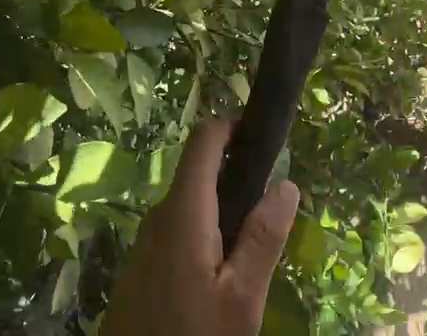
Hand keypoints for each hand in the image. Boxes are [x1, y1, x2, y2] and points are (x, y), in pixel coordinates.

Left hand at [102, 120, 300, 335]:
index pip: (204, 139)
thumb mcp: (240, 299)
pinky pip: (176, 235)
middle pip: (200, 175)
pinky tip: (218, 279)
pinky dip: (203, 239)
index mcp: (183, 211)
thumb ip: (263, 239)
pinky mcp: (139, 270)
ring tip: (249, 255)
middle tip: (269, 217)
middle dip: (237, 182)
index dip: (233, 128)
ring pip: (190, 209)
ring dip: (221, 216)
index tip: (264, 142)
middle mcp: (158, 215)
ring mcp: (144, 243)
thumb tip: (287, 183)